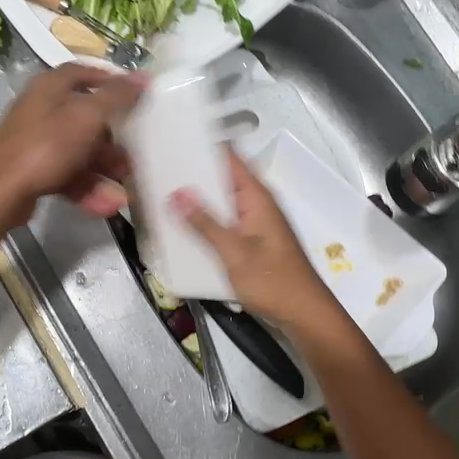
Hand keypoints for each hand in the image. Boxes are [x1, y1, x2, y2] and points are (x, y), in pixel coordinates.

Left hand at [0, 64, 143, 222]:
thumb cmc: (47, 145)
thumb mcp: (87, 116)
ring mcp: (35, 141)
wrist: (2, 191)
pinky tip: (104, 206)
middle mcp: (41, 109)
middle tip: (132, 155)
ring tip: (124, 191)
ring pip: (78, 151)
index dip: (110, 81)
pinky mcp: (33, 169)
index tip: (135, 96)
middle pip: (85, 118)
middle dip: (112, 141)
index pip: (83, 73)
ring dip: (103, 170)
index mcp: (50, 87)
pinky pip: (66, 174)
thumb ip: (117, 96)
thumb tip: (143, 76)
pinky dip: (86, 187)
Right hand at [170, 150, 336, 329]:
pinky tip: (179, 231)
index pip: (229, 158)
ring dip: (195, 204)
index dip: (202, 148)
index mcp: (256, 197)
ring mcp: (253, 224)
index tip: (171, 143)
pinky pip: (222, 225)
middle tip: (155, 173)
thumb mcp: (233, 252)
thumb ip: (204, 223)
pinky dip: (204, 225)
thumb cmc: (272, 281)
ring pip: (219, 205)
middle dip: (191, 177)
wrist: (303, 315)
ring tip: (159, 198)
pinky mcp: (249, 243)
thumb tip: (176, 193)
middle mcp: (255, 204)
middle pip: (221, 181)